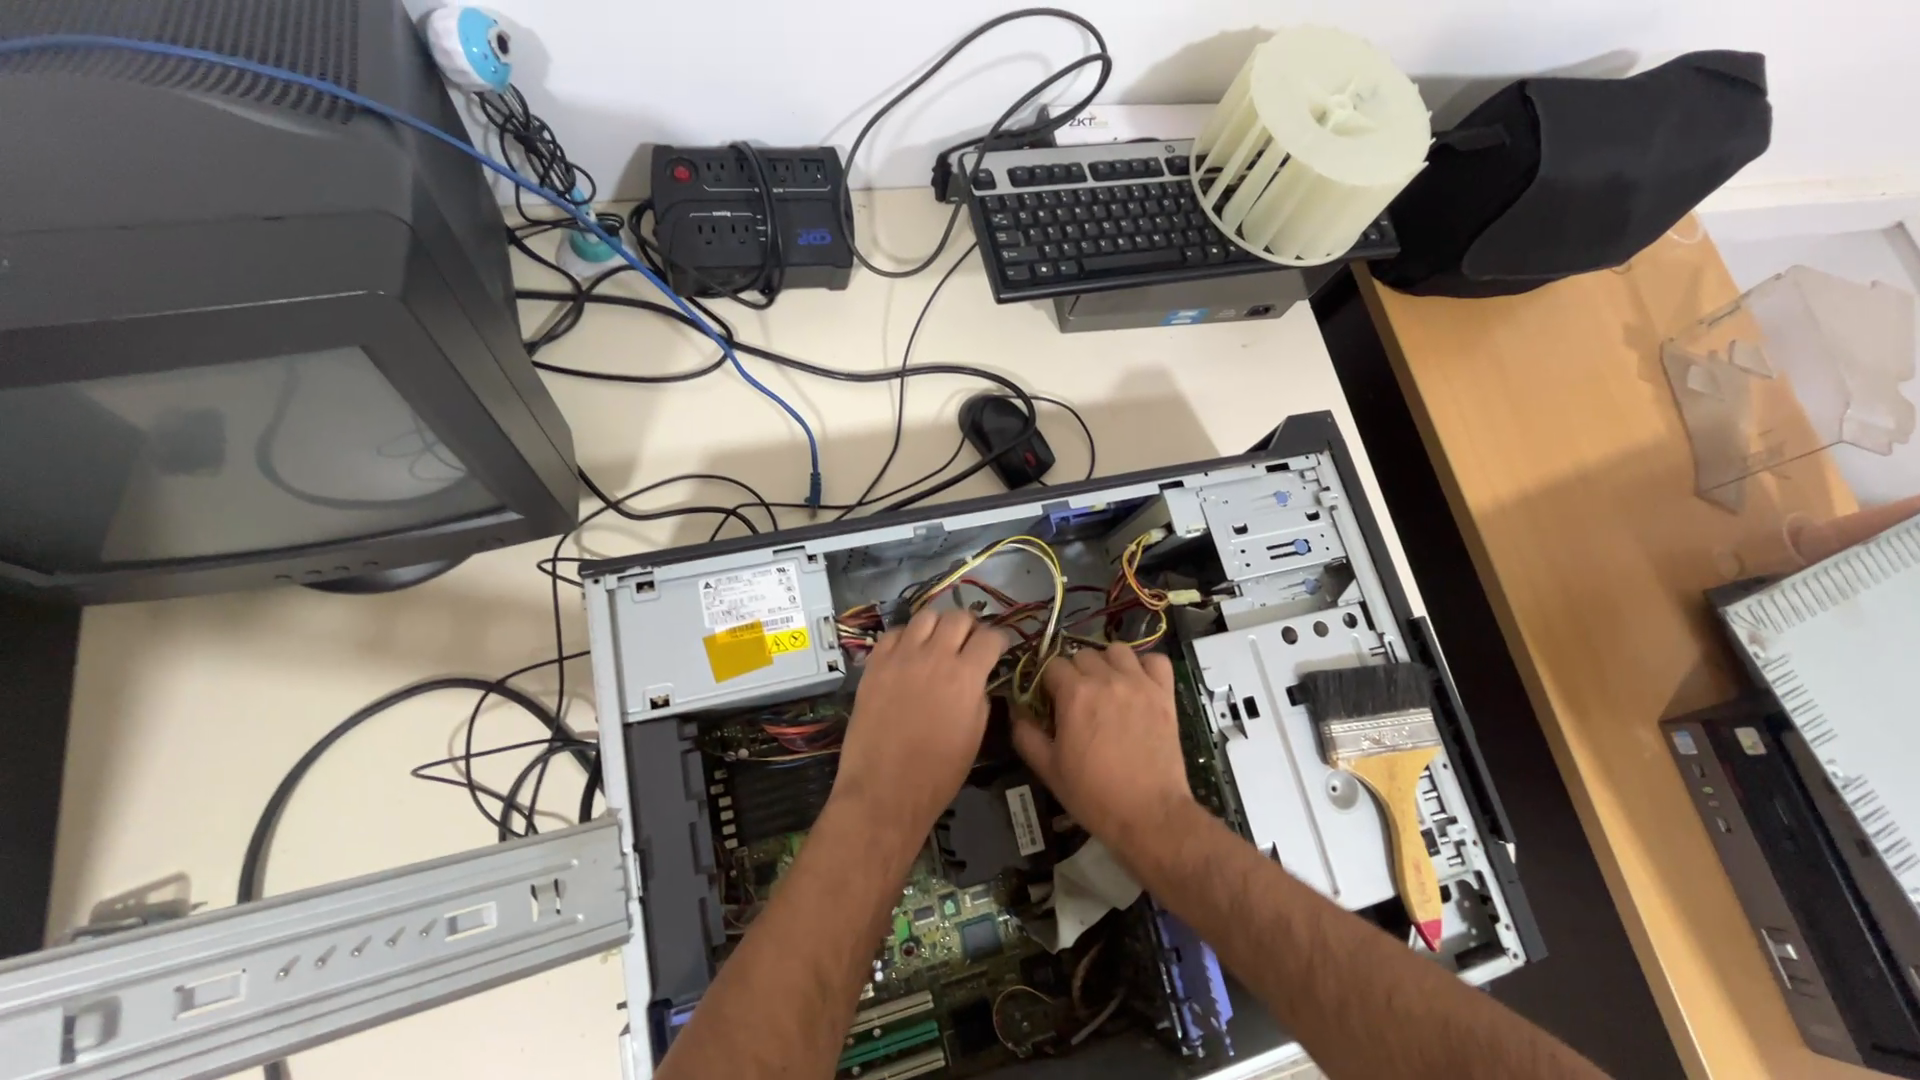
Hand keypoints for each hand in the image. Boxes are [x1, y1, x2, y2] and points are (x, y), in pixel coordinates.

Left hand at [834, 608, 1008, 842]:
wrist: (884, 790)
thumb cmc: (938, 773)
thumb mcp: (975, 735)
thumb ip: (979, 697)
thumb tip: (977, 679)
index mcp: (965, 676)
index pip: (991, 637)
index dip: (1000, 640)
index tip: (999, 648)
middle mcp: (934, 656)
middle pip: (958, 617)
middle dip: (971, 627)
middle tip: (969, 643)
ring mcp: (900, 657)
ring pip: (925, 616)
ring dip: (939, 625)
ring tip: (938, 642)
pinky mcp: (874, 664)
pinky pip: (893, 633)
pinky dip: (907, 637)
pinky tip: (909, 653)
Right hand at [1012, 646, 1194, 847]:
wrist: (1148, 814)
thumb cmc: (1093, 795)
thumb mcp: (1048, 769)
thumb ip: (1026, 734)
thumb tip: (1017, 710)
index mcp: (1074, 694)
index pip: (1052, 665)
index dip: (1048, 682)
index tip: (1050, 701)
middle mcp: (1106, 679)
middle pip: (1083, 654)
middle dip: (1075, 673)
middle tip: (1077, 700)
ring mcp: (1139, 684)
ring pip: (1117, 650)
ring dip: (1107, 663)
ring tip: (1107, 687)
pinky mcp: (1165, 694)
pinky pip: (1156, 660)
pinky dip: (1146, 666)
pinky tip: (1138, 684)